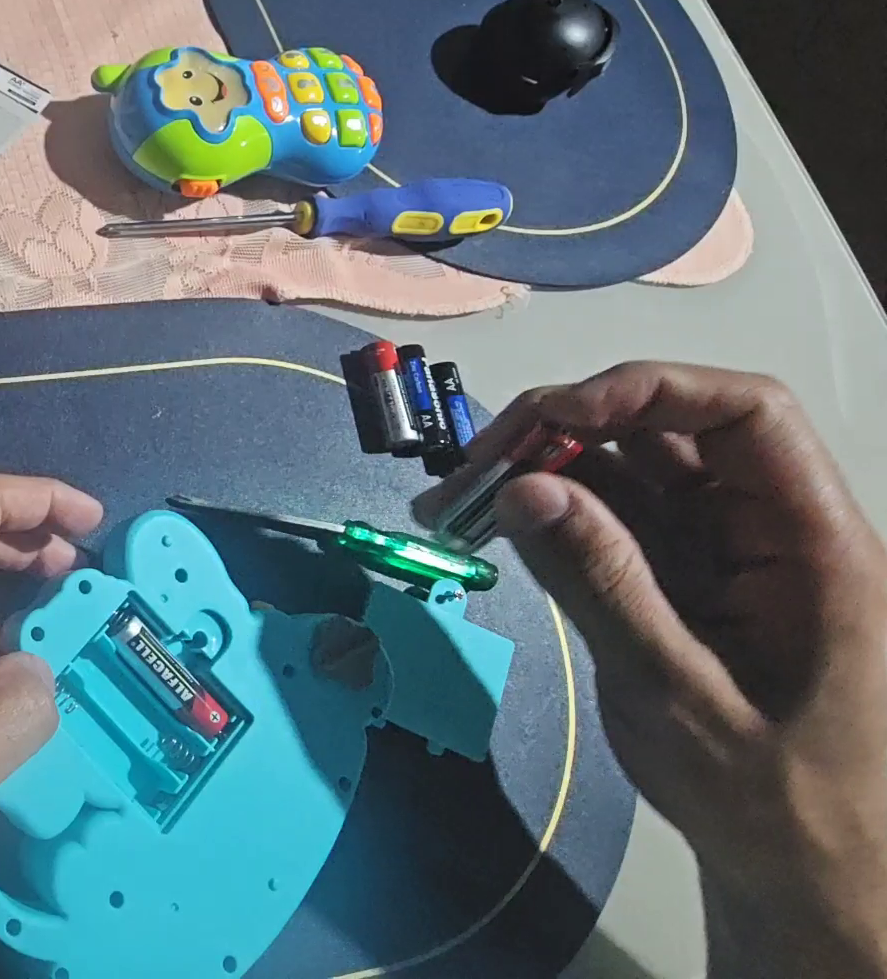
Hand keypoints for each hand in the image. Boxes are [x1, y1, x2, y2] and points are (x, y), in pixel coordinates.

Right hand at [415, 363, 886, 975]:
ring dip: (527, 471)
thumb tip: (525, 488)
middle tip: (467, 473)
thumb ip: (602, 582)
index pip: (740, 413)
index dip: (642, 390)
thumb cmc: (775, 796)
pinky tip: (482, 524)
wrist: (802, 868)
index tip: (545, 422)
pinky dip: (533, 510)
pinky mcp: (663, 572)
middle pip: (658, 431)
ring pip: (614, 469)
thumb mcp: (676, 691)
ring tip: (452, 503)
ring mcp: (706, 549)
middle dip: (553, 434)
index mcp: (808, 543)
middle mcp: (757, 527)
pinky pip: (595, 515)